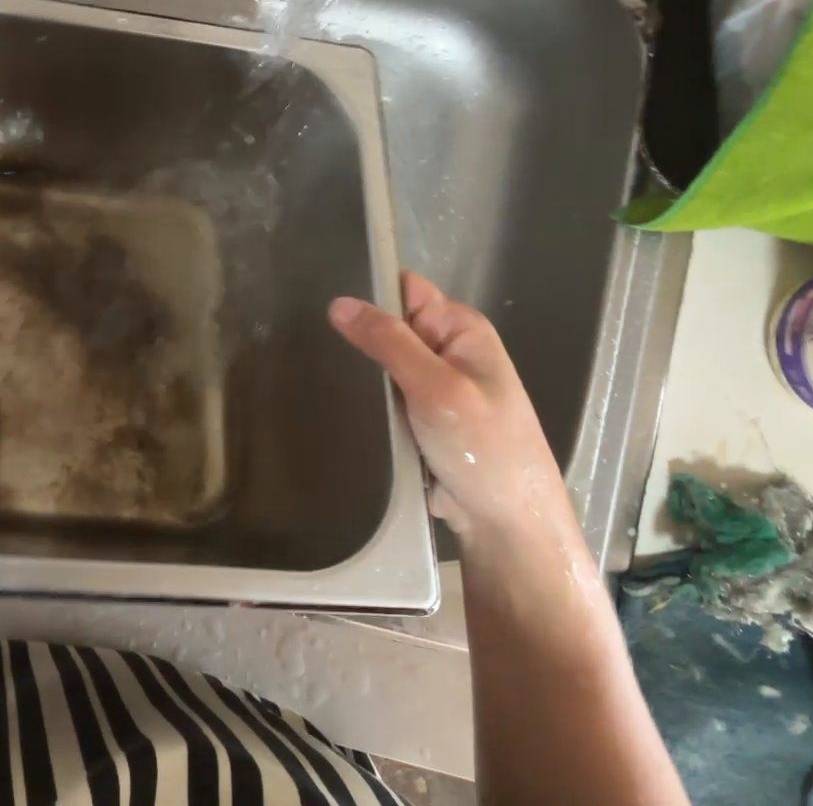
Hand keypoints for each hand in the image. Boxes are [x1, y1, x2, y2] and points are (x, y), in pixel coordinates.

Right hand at [328, 272, 570, 541]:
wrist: (504, 523)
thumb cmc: (483, 448)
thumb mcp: (435, 388)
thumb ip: (388, 342)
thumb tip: (338, 303)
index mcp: (461, 330)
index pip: (405, 290)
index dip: (368, 289)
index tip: (323, 300)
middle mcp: (447, 351)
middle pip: (388, 326)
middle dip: (356, 335)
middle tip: (308, 342)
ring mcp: (432, 388)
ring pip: (380, 365)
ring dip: (358, 373)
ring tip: (313, 372)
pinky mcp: (417, 420)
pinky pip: (381, 399)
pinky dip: (365, 403)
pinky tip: (338, 405)